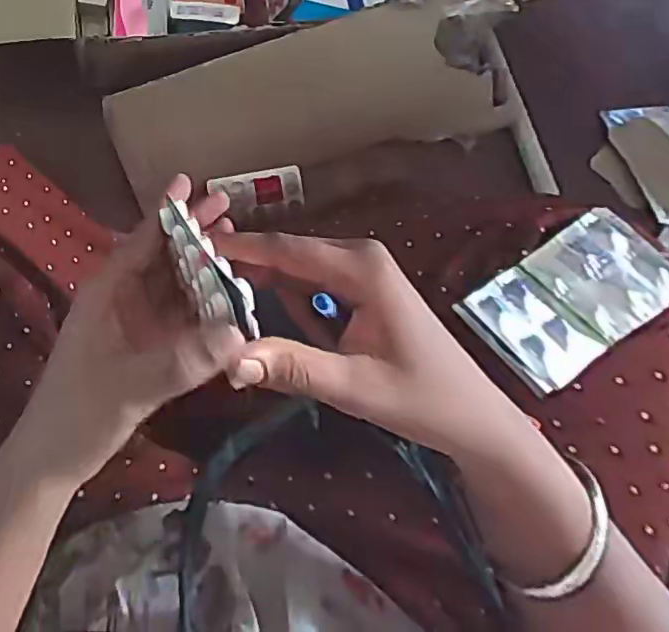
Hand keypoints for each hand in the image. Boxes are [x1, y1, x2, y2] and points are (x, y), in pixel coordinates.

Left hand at [12, 176, 247, 486]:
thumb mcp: (129, 387)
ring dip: (199, 265)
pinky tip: (226, 296)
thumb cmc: (78, 414)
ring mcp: (131, 324)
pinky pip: (175, 317)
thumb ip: (181, 360)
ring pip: (170, 284)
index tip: (188, 182)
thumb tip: (236, 333)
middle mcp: (119, 299)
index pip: (141, 241)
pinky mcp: (142, 348)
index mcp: (106, 293)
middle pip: (160, 256)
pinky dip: (199, 304)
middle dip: (191, 232)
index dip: (166, 213)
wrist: (51, 459)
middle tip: (227, 207)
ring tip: (234, 241)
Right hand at [215, 232, 527, 457]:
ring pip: (293, 270)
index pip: (284, 248)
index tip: (192, 248)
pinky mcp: (358, 286)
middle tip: (197, 282)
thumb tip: (231, 359)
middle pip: (284, 254)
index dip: (237, 248)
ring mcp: (359, 269)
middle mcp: (357, 255)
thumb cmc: (423, 398)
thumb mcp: (353, 386)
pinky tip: (272, 320)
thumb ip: (292, 367)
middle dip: (244, 269)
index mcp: (360, 266)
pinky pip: (308, 285)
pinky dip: (285, 300)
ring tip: (223, 300)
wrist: (476, 420)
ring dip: (263, 287)